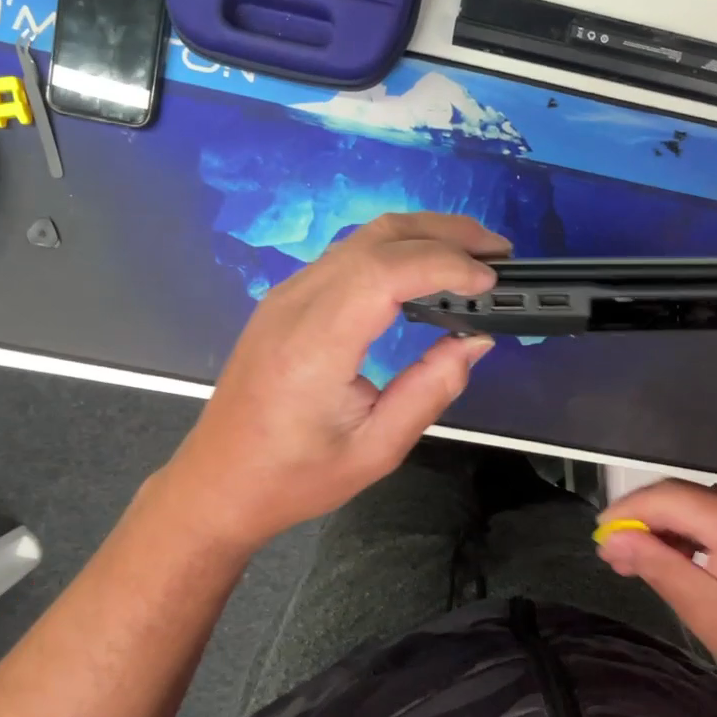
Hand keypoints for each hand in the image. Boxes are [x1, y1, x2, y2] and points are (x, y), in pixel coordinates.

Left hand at [159, 213, 508, 551]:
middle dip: (445, 232)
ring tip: (471, 254)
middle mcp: (296, 304)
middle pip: (378, 237)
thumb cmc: (295, 478)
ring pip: (362, 237)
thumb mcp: (377, 450)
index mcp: (316, 345)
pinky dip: (396, 249)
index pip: (385, 272)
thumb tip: (475, 340)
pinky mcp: (286, 299)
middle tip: (497, 252)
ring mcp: (286, 295)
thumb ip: (431, 390)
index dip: (444, 263)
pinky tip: (424, 270)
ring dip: (422, 234)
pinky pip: (348, 254)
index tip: (489, 281)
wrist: (218, 483)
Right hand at [595, 480, 716, 702]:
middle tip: (610, 555)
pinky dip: (683, 534)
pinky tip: (665, 559)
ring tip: (630, 562)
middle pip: (678, 496)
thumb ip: (657, 564)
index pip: (667, 496)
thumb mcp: (704, 607)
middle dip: (640, 521)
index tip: (598, 537)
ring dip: (659, 529)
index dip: (627, 512)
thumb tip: (612, 539)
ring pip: (690, 505)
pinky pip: (708, 516)